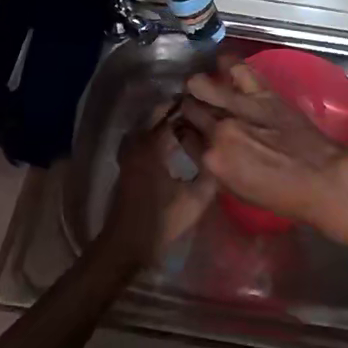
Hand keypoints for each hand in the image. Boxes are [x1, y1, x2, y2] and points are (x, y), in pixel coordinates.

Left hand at [96, 103, 217, 270]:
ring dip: (162, 121)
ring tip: (187, 123)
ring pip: (146, 127)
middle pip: (154, 117)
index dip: (187, 109)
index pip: (170, 116)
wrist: (128, 242)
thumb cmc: (162, 221)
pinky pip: (140, 138)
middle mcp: (137, 144)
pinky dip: (153, 133)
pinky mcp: (126, 164)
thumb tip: (221, 153)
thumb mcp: (195, 200)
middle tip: (198, 111)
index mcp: (152, 147)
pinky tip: (170, 142)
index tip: (206, 105)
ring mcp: (128, 153)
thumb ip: (210, 174)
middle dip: (174, 111)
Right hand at [177, 53, 347, 225]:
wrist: (327, 181)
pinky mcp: (261, 93)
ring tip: (202, 86)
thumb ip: (216, 165)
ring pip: (201, 85)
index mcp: (212, 160)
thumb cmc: (285, 197)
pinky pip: (236, 68)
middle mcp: (219, 131)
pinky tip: (220, 62)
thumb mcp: (239, 190)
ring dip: (198, 86)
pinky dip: (226, 63)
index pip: (183, 135)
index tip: (187, 126)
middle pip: (189, 109)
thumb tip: (206, 146)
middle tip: (194, 107)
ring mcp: (238, 109)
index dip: (184, 129)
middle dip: (188, 107)